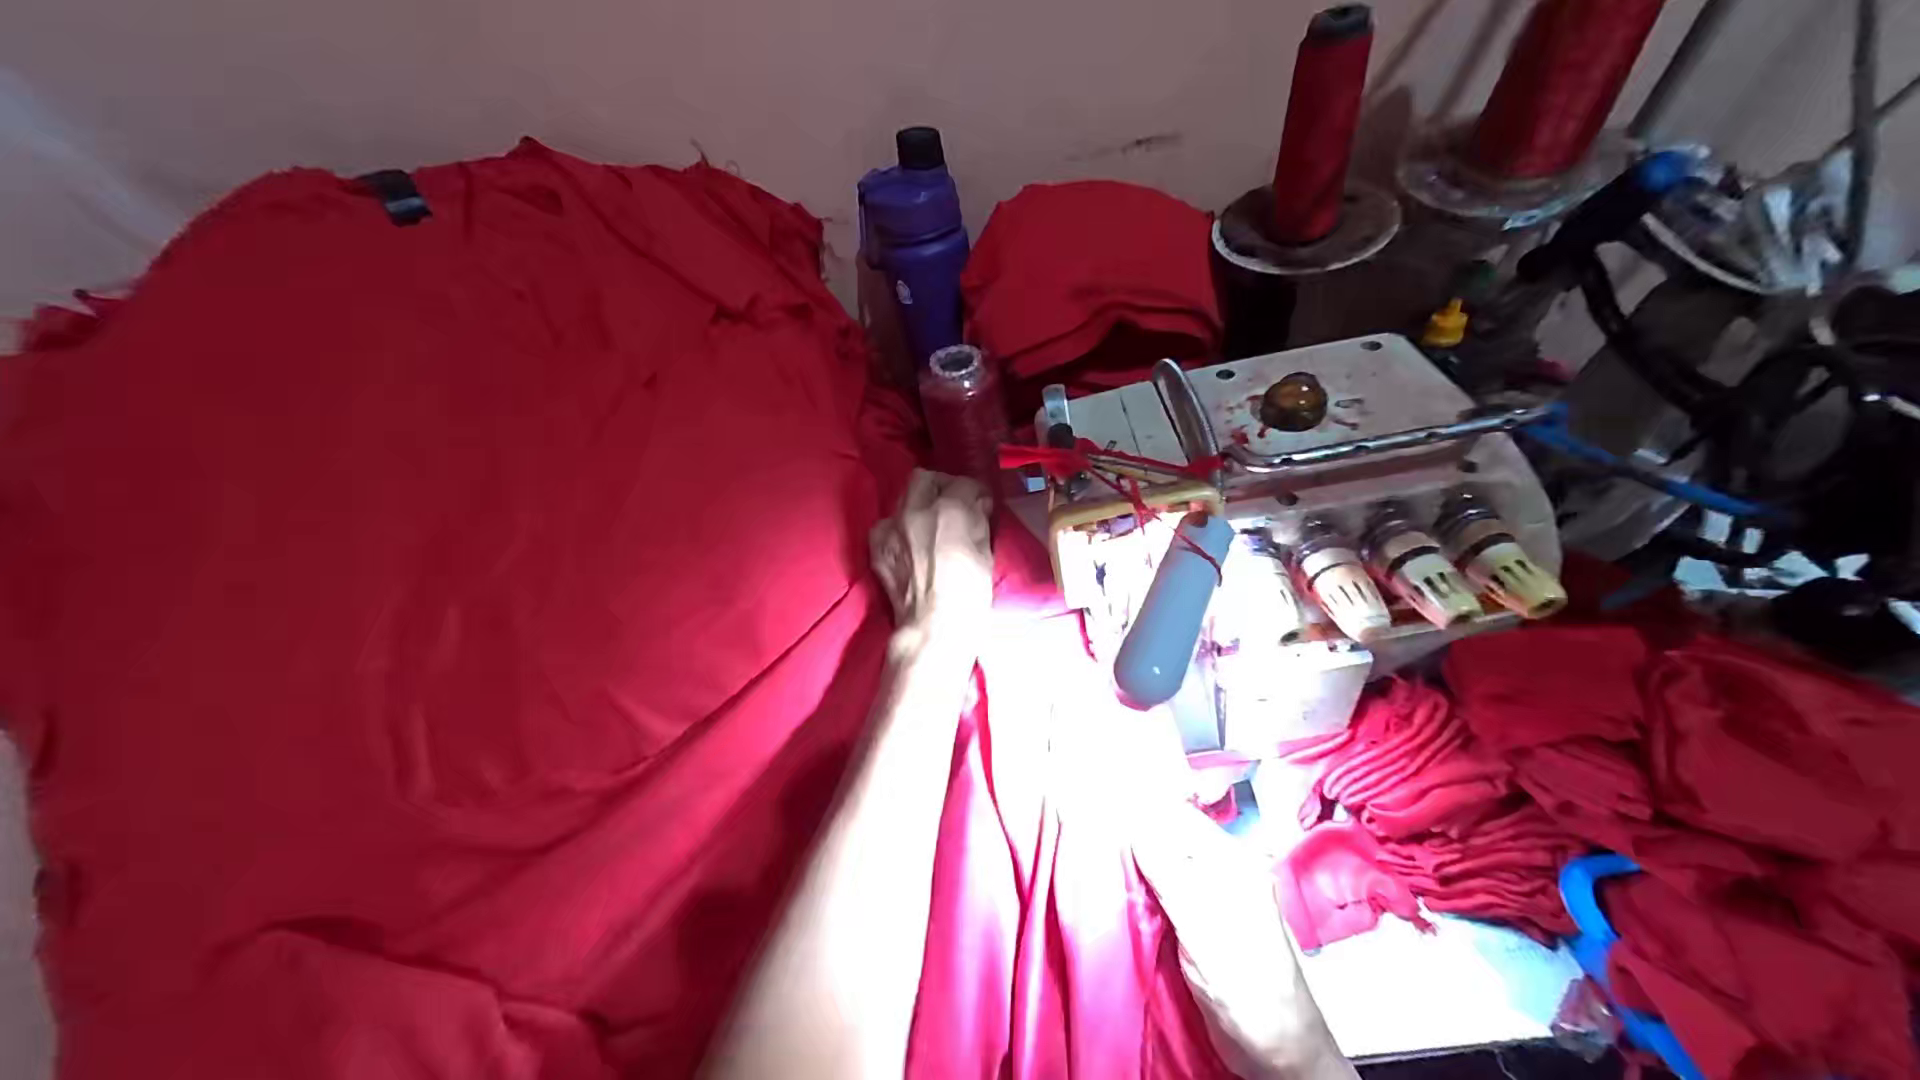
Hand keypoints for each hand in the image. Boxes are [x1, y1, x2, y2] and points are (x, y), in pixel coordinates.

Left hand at [869, 470, 992, 642]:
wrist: (934, 628)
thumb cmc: (970, 596)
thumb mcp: (986, 553)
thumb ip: (978, 522)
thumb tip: (976, 507)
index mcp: (950, 510)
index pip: (964, 484)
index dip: (974, 493)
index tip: (979, 503)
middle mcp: (916, 511)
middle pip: (925, 478)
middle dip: (941, 487)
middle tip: (952, 503)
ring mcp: (892, 528)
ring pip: (903, 497)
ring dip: (919, 504)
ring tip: (930, 523)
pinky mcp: (877, 547)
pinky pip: (888, 523)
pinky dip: (900, 527)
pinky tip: (910, 542)